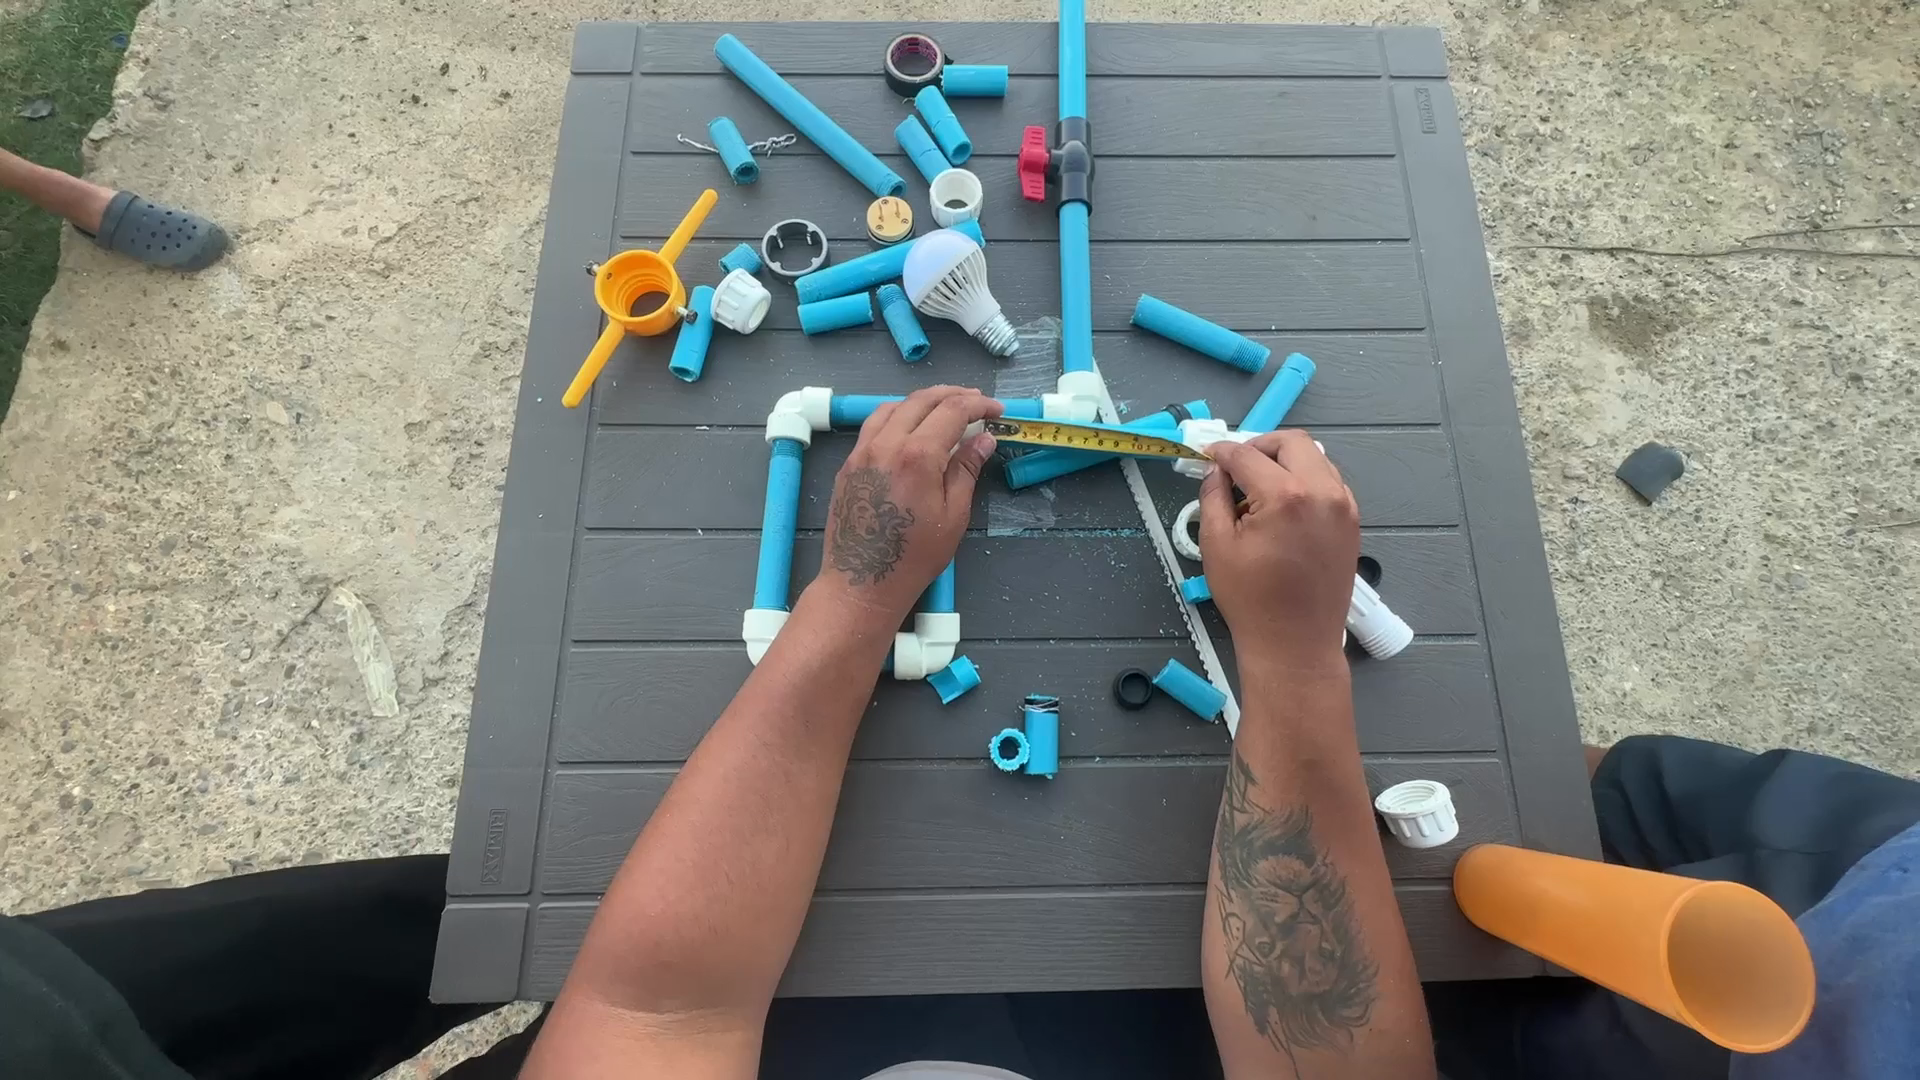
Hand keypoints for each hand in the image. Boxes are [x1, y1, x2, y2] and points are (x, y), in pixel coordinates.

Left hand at [810, 386, 1000, 625]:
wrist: (862, 582)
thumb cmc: (914, 556)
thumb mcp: (953, 515)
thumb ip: (966, 470)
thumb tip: (983, 439)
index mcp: (917, 455)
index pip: (952, 411)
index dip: (978, 405)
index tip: (996, 411)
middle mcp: (886, 444)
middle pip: (921, 401)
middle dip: (952, 395)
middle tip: (975, 402)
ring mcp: (862, 452)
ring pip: (893, 407)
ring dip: (922, 401)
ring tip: (944, 409)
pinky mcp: (849, 464)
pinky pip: (873, 425)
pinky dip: (897, 415)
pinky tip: (910, 428)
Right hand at [1198, 430, 1358, 669]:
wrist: (1294, 641)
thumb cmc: (1250, 598)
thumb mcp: (1216, 545)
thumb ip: (1213, 498)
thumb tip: (1215, 473)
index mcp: (1285, 496)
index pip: (1247, 455)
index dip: (1221, 452)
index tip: (1206, 455)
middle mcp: (1322, 492)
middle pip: (1292, 442)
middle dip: (1259, 446)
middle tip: (1235, 466)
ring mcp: (1343, 506)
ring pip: (1315, 458)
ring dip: (1284, 461)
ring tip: (1258, 488)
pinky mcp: (1351, 522)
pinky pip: (1329, 482)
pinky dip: (1304, 480)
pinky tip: (1283, 505)